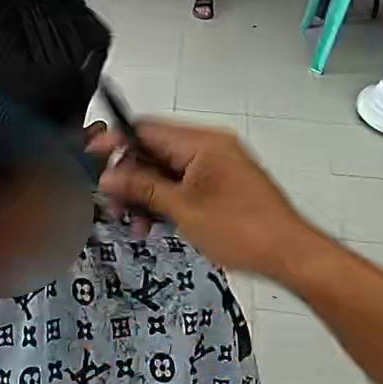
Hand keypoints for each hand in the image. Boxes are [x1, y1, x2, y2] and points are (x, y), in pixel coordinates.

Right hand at [90, 119, 326, 277]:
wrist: (287, 253)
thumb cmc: (250, 231)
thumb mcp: (182, 209)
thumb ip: (143, 188)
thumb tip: (114, 174)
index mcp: (204, 143)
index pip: (147, 129)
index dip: (117, 143)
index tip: (95, 154)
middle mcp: (213, 149)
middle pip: (156, 152)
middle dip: (131, 177)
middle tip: (114, 201)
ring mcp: (220, 167)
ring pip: (169, 172)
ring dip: (148, 195)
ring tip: (136, 222)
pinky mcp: (224, 186)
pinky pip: (186, 185)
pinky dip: (169, 202)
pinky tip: (157, 223)